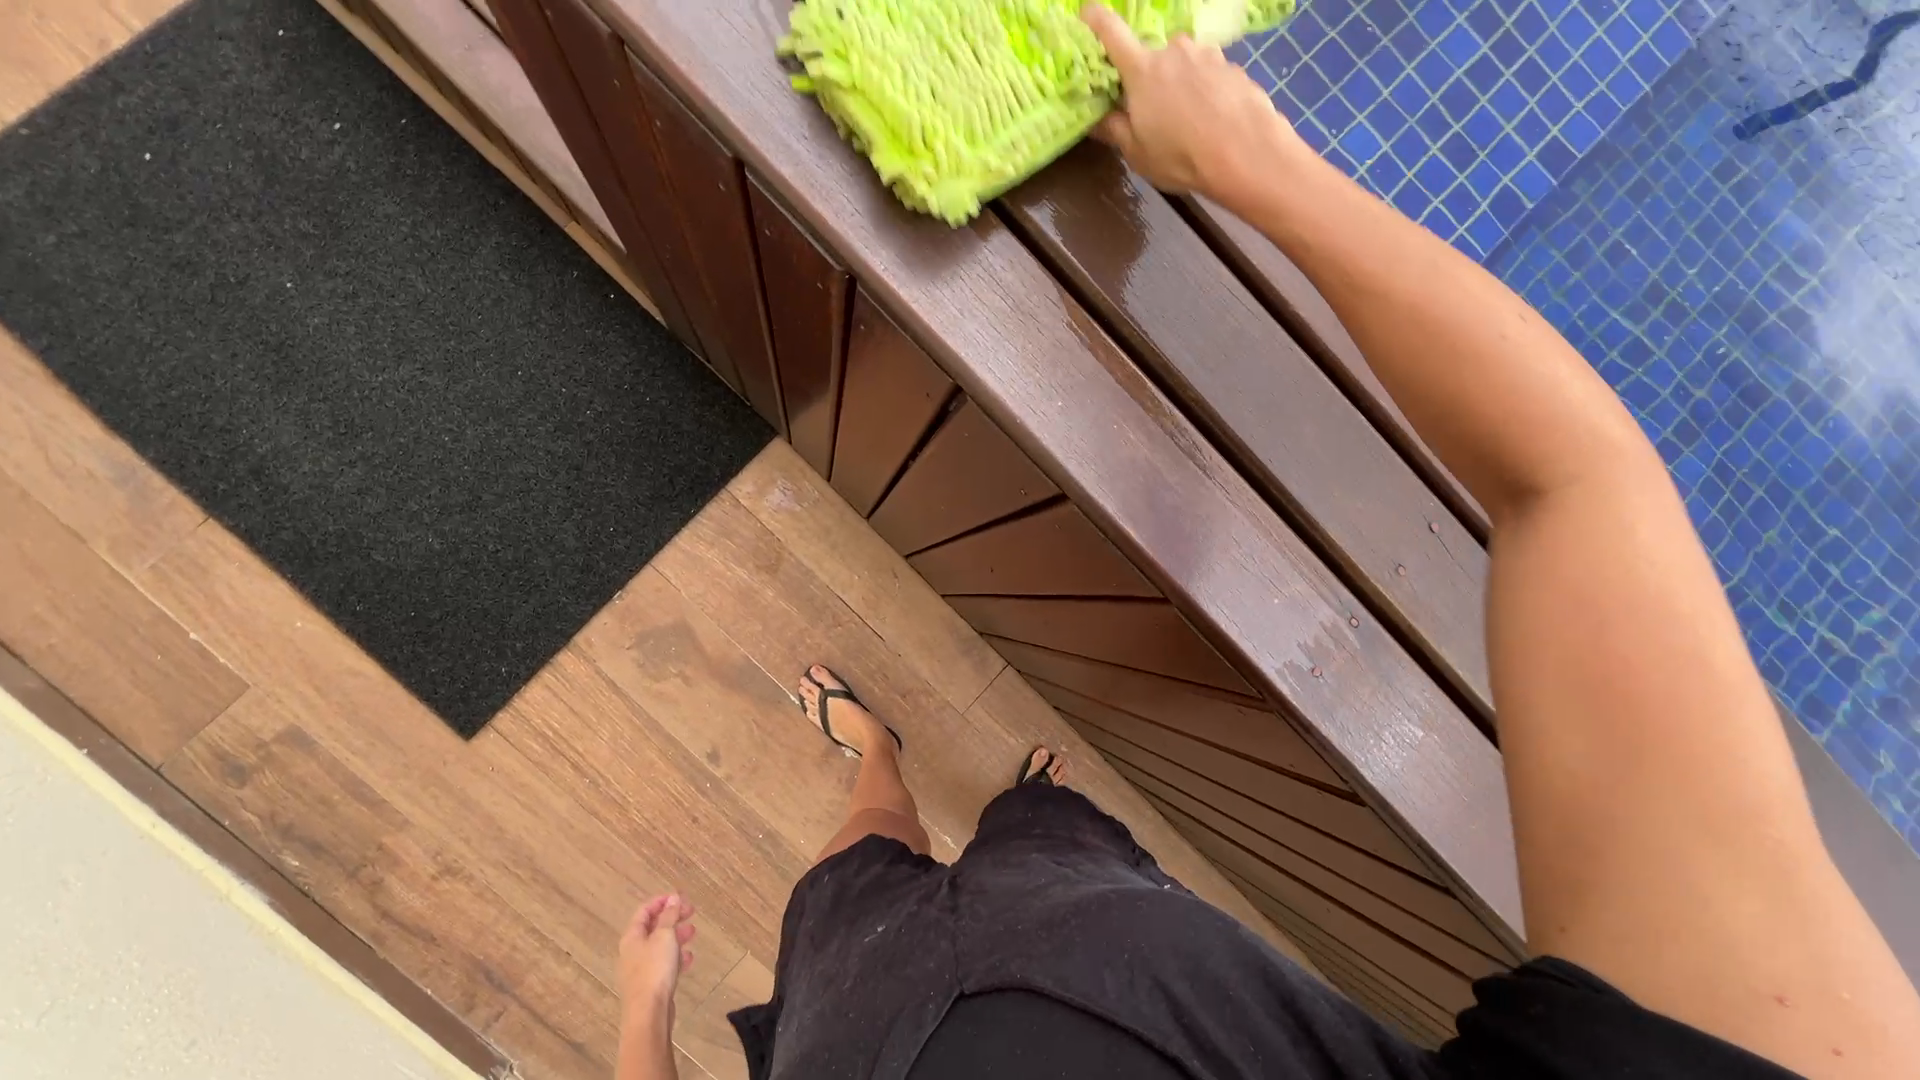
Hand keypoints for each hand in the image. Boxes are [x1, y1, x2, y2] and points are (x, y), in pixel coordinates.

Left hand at [619, 894, 696, 1024]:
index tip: (681, 897)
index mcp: (632, 937)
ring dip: (676, 936)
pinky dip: (676, 957)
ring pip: (660, 945)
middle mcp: (633, 951)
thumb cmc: (654, 970)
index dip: (661, 901)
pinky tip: (688, 959)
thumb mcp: (664, 937)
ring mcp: (640, 969)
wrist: (648, 1013)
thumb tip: (673, 898)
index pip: (644, 911)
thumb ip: (669, 916)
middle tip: (691, 912)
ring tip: (693, 933)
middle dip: (672, 917)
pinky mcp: (650, 984)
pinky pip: (663, 963)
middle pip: (653, 927)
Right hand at [1081, 3, 1301, 199]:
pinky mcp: (1234, 67)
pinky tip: (1214, 121)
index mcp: (1142, 69)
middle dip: (1151, 78)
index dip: (1095, 20)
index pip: (1111, 32)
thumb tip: (1096, 117)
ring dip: (1182, 85)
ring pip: (1186, 65)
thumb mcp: (1137, 152)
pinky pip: (1211, 76)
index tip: (1087, 13)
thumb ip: (1114, 129)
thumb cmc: (1180, 155)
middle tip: (1155, 112)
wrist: (1246, 152)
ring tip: (1190, 122)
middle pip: (1154, 57)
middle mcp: (1174, 51)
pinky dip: (1208, 93)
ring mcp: (1208, 55)